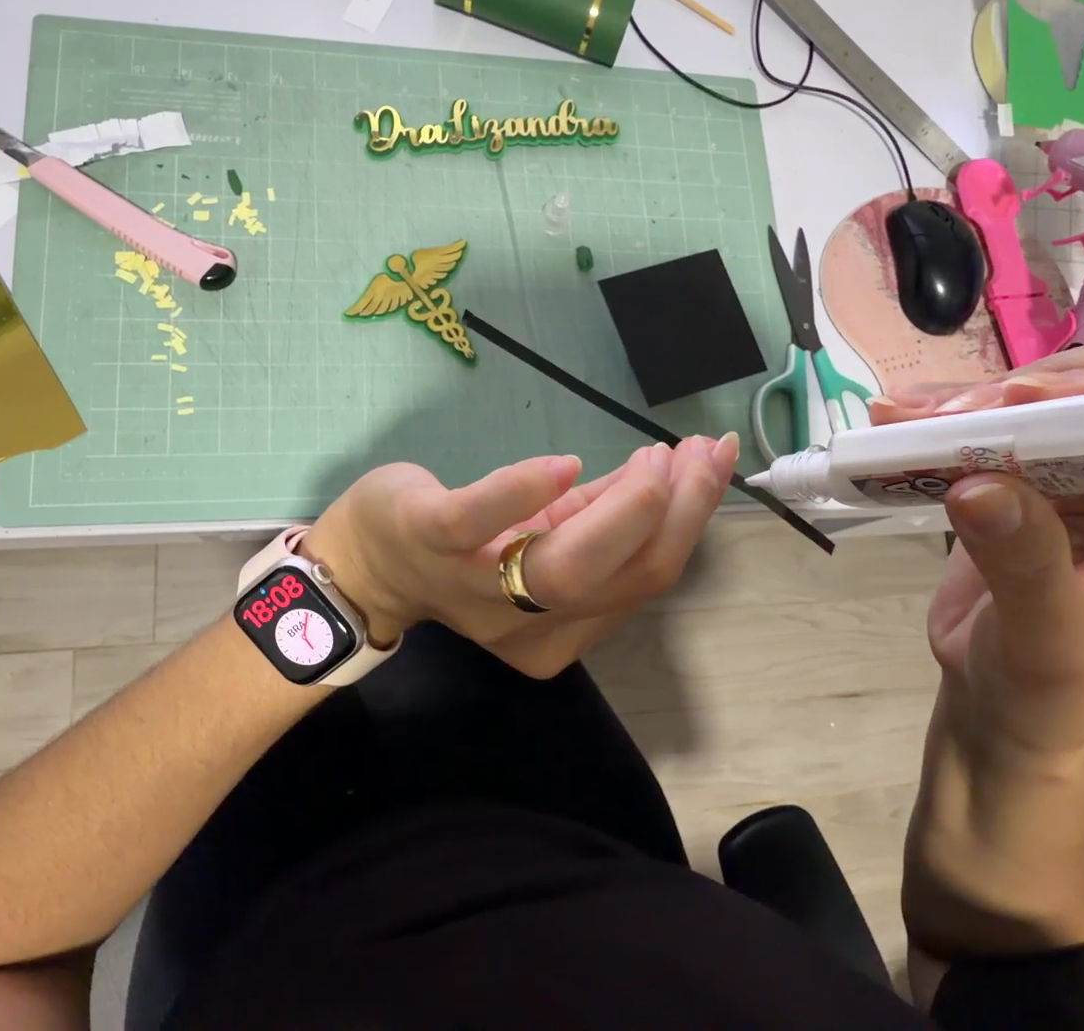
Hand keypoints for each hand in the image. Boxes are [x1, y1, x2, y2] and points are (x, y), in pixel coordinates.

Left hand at [301, 434, 739, 677]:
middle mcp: (526, 628)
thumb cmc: (470, 549)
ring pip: (566, 568)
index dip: (686, 522)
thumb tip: (681, 467)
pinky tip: (564, 465)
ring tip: (655, 457)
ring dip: (624, 508)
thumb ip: (606, 512)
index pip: (641, 582)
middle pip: (619, 581)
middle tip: (694, 453)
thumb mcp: (547, 535)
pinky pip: (481, 522)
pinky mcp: (430, 540)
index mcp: (563, 630)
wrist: (370, 560)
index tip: (713, 462)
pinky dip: (525, 492)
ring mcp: (476, 589)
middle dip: (672, 514)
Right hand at [874, 333, 1083, 760]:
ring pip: (1052, 399)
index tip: (1023, 399)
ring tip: (906, 414)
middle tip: (961, 410)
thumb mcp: (1049, 643)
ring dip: (978, 399)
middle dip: (1039, 389)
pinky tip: (898, 419)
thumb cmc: (1048, 693)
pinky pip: (1000, 427)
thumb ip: (1028, 565)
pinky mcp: (1029, 479)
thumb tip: (979, 485)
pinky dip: (948, 420)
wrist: (995, 707)